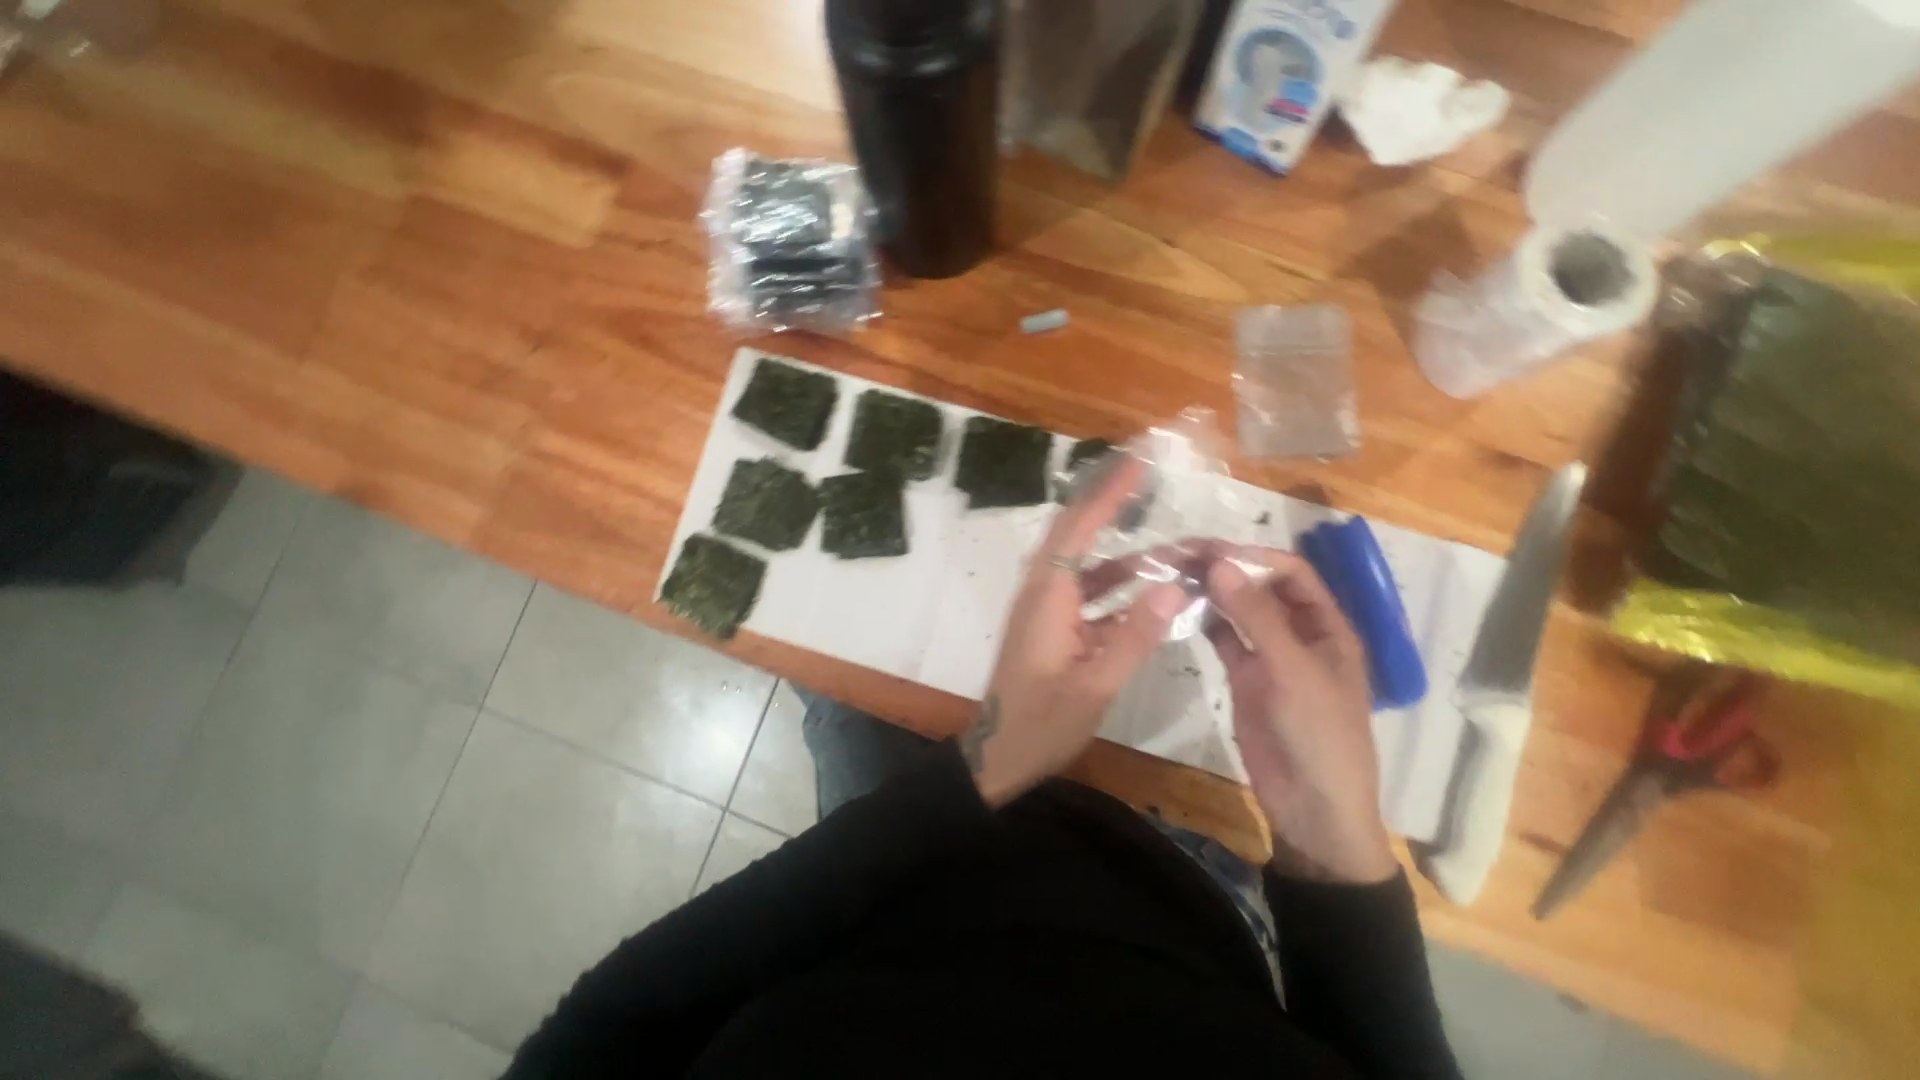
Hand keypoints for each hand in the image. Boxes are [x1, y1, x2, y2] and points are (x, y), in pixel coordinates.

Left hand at [962, 456, 1187, 807]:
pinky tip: (1152, 590)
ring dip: (1123, 551)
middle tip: (1147, 473)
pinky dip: (1118, 587)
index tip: (1137, 461)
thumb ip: (1134, 637)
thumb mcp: (1093, 686)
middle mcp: (1043, 595)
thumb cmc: (1041, 724)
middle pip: (1076, 536)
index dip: (1107, 494)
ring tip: (1169, 536)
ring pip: (1086, 568)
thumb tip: (1175, 585)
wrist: (998, 757)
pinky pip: (1088, 597)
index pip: (1077, 530)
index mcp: (1047, 599)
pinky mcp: (1053, 631)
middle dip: (1110, 503)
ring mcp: (1046, 613)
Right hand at [1203, 547, 1398, 883]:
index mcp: (1328, 627)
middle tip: (1181, 554)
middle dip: (1228, 569)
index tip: (1212, 550)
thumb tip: (1218, 563)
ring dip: (1213, 593)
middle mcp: (1299, 634)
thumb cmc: (1320, 733)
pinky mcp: (1246, 679)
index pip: (1293, 574)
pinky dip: (1206, 622)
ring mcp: (1270, 657)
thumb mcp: (1293, 670)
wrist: (1312, 807)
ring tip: (1173, 574)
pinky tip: (1180, 609)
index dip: (1256, 557)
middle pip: (1263, 588)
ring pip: (1240, 612)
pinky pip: (1226, 640)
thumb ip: (1256, 616)